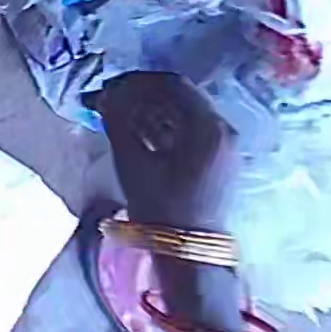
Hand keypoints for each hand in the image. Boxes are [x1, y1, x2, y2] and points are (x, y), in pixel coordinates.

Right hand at [87, 72, 237, 229]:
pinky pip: (191, 125)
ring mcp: (226, 142)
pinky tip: (140, 130)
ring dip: (152, 105)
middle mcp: (224, 128)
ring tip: (121, 114)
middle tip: (111, 98)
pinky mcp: (221, 155)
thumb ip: (118, 121)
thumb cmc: (160, 206)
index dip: (135, 80)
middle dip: (143, 91)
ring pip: (185, 108)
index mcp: (208, 127)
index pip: (171, 85)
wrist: (189, 250)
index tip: (108, 87)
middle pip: (180, 94)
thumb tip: (105, 94)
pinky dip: (164, 121)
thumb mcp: (132, 161)